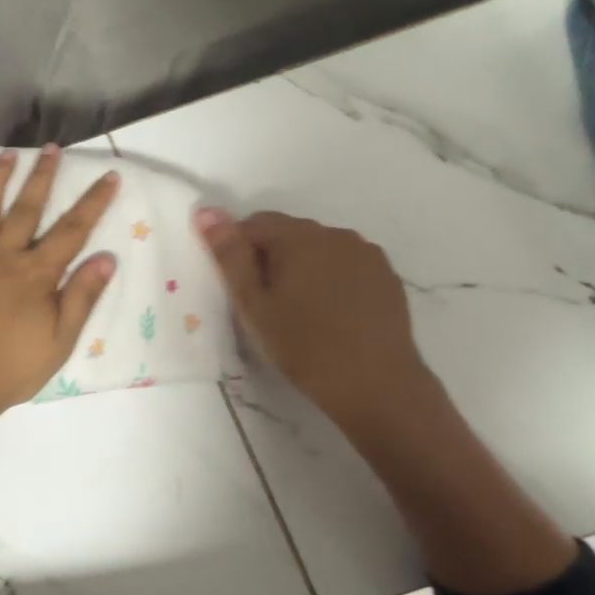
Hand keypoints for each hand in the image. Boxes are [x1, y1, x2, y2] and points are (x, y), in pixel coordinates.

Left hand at [0, 146, 119, 420]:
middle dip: (41, 177)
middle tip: (51, 148)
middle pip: (26, 210)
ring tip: (4, 155)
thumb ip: (82, 296)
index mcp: (35, 275)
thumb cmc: (13, 368)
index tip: (109, 177)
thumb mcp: (61, 339)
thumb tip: (106, 258)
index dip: (93, 203)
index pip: (71, 231)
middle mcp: (2, 259)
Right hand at [196, 208, 432, 420]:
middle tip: (265, 304)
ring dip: (302, 268)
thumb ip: (230, 255)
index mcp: (300, 238)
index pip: (256, 223)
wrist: (374, 383)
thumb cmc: (301, 345)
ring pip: (320, 249)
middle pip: (290, 233)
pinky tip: (329, 315)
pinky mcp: (387, 276)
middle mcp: (337, 235)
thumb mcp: (252, 304)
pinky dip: (331, 280)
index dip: (239, 251)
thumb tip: (207, 211)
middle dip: (271, 258)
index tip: (239, 287)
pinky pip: (347, 265)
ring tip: (299, 311)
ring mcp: (367, 254)